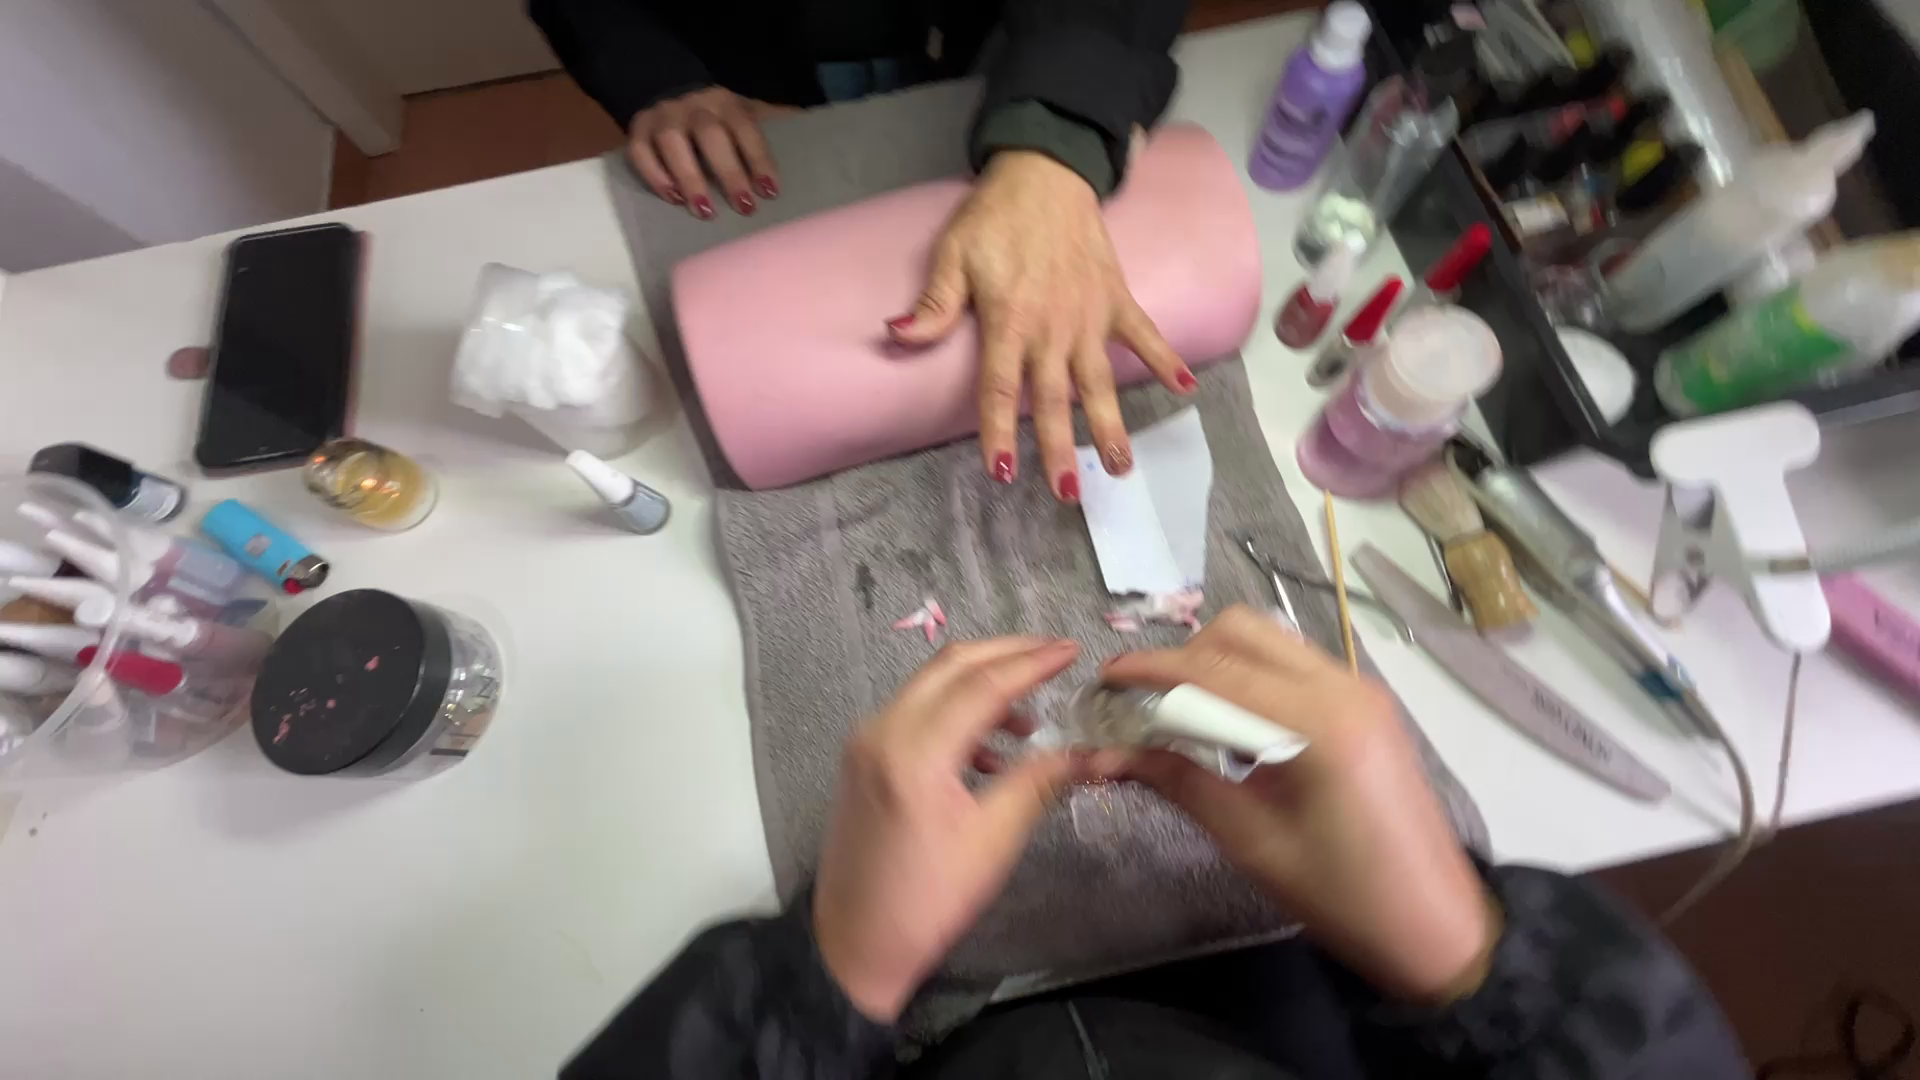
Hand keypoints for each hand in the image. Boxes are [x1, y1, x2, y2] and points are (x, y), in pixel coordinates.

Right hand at [626, 86, 791, 219]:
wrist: (671, 91)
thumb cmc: (723, 121)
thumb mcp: (751, 117)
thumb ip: (778, 126)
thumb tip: (815, 138)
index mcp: (729, 105)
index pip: (746, 130)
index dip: (758, 160)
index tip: (770, 192)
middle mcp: (695, 107)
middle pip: (710, 135)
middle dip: (728, 173)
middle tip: (744, 209)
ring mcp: (664, 117)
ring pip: (673, 142)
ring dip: (689, 177)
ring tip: (704, 211)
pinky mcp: (638, 129)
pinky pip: (640, 151)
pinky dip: (654, 175)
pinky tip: (672, 199)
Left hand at [813, 637, 1104, 1021]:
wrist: (852, 943)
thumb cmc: (926, 901)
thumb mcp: (992, 842)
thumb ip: (1038, 782)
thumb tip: (1086, 752)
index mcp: (915, 751)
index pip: (983, 684)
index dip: (1032, 663)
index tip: (1072, 650)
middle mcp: (883, 728)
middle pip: (951, 665)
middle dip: (1006, 653)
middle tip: (1052, 655)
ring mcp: (868, 737)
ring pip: (932, 682)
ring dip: (981, 682)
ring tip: (1028, 716)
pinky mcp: (864, 751)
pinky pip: (917, 710)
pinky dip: (956, 711)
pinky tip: (989, 749)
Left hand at [888, 150, 1196, 499]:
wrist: (1046, 172)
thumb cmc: (994, 219)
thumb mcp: (953, 255)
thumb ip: (933, 305)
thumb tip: (897, 337)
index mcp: (1010, 322)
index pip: (1000, 389)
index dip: (999, 433)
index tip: (1003, 474)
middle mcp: (1053, 329)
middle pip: (1056, 399)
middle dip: (1062, 448)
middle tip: (1069, 494)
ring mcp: (1089, 317)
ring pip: (1101, 381)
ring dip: (1112, 426)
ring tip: (1121, 468)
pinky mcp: (1116, 299)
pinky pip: (1144, 333)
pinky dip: (1165, 358)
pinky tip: (1185, 388)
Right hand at [1103, 607, 1498, 1002]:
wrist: (1439, 928)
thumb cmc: (1342, 895)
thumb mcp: (1250, 839)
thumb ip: (1176, 780)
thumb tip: (1104, 755)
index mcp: (1318, 722)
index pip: (1214, 668)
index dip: (1151, 668)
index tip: (1107, 678)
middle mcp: (1341, 686)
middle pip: (1240, 630)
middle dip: (1183, 654)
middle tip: (1149, 698)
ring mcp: (1357, 686)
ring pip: (1266, 637)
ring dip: (1215, 658)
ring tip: (1184, 705)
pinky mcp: (1361, 698)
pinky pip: (1288, 660)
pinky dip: (1247, 672)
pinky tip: (1232, 717)